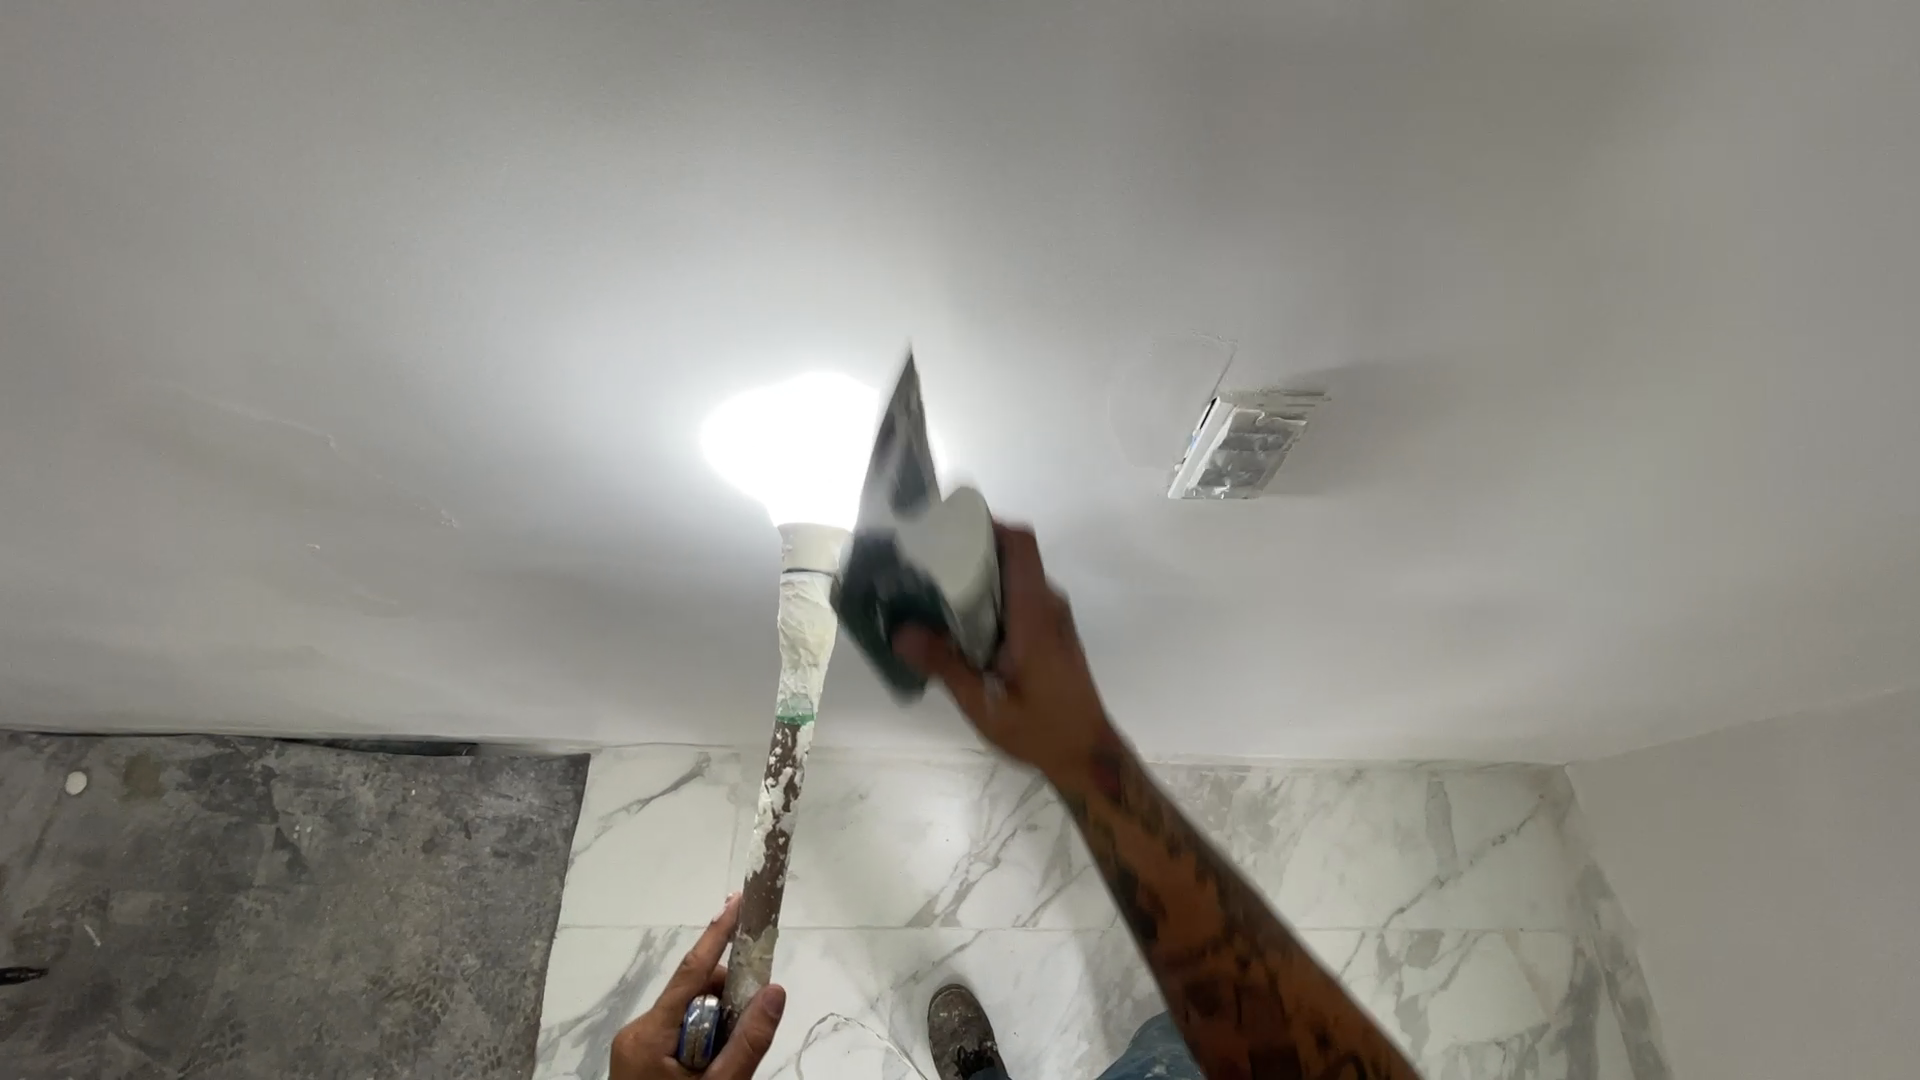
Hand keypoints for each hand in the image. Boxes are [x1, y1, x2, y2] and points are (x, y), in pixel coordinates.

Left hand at [610, 894, 786, 1079]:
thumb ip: (748, 1042)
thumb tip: (776, 989)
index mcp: (648, 1036)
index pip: (693, 971)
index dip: (719, 933)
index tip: (738, 900)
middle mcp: (639, 1032)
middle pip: (698, 995)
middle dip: (729, 1005)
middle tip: (747, 1040)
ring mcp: (638, 1047)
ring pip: (694, 1016)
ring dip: (719, 1031)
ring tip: (725, 1072)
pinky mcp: (642, 1060)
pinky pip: (684, 1034)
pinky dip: (707, 1044)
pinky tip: (713, 1073)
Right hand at [894, 522, 1111, 775]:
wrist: (1087, 754)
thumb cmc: (1040, 729)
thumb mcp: (985, 704)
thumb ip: (945, 664)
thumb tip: (899, 631)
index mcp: (1034, 613)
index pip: (1020, 545)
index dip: (987, 525)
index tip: (945, 530)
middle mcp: (1046, 604)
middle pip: (1010, 555)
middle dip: (967, 551)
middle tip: (922, 563)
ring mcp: (1050, 616)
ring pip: (1012, 576)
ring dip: (975, 577)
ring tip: (930, 591)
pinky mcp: (1048, 630)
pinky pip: (1016, 597)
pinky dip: (987, 598)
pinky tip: (957, 623)